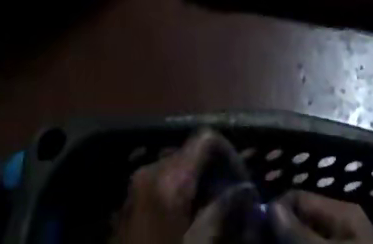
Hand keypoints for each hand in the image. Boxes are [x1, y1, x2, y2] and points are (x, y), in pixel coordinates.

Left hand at [112, 129, 237, 243]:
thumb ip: (224, 211)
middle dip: (214, 173)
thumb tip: (244, 189)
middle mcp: (150, 172)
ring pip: (176, 170)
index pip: (205, 139)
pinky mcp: (129, 205)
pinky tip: (189, 223)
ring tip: (214, 214)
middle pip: (190, 154)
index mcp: (169, 179)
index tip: (244, 184)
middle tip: (233, 202)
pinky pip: (161, 185)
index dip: (230, 155)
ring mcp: (136, 188)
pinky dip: (180, 195)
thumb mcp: (202, 243)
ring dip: (198, 185)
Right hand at [273, 192, 372, 243]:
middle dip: (281, 233)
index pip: (298, 197)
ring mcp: (344, 242)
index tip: (254, 232)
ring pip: (307, 238)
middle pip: (301, 219)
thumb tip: (271, 207)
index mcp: (341, 212)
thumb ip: (300, 233)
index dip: (275, 211)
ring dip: (290, 242)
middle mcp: (341, 223)